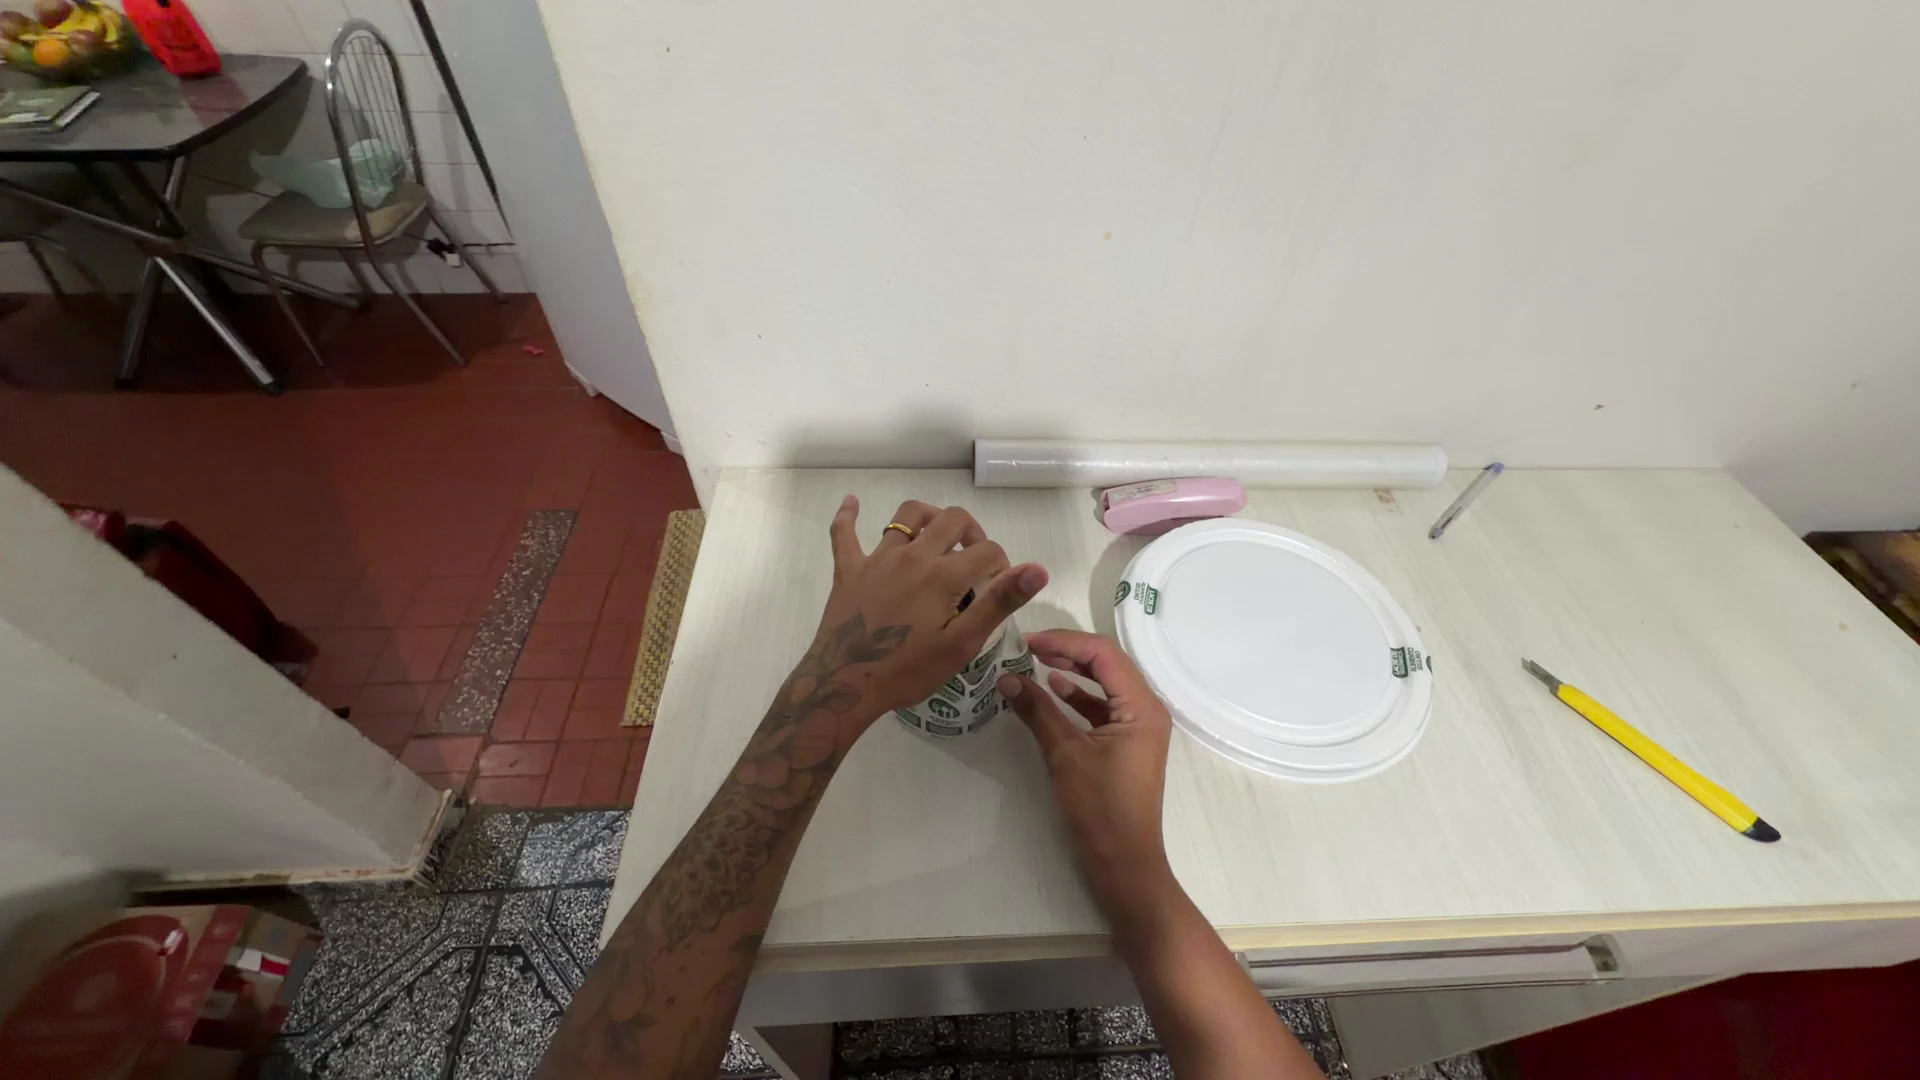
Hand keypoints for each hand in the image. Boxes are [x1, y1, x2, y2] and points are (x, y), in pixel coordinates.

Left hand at [812, 496, 1047, 728]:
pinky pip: (844, 533)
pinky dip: (848, 515)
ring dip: (929, 517)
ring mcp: (877, 558)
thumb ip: (1000, 601)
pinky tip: (853, 503)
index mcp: (943, 574)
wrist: (845, 685)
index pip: (987, 551)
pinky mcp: (849, 569)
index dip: (1002, 567)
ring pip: (907, 515)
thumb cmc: (909, 669)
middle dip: (972, 533)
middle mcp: (912, 555)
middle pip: (952, 519)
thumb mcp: (963, 642)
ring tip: (937, 535)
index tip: (998, 590)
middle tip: (974, 561)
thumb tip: (1038, 570)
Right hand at [999, 630, 1173, 908]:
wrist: (1124, 863)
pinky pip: (1102, 705)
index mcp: (1142, 706)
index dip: (1065, 641)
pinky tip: (1053, 690)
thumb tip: (1005, 676)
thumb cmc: (1099, 807)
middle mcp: (1146, 709)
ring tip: (1035, 662)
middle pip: (1107, 663)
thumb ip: (1037, 709)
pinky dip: (1077, 695)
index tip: (1027, 642)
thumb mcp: (1064, 753)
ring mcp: (1138, 726)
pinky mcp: (1126, 742)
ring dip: (1072, 670)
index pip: (1103, 654)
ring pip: (1104, 683)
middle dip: (1068, 650)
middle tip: (1028, 647)